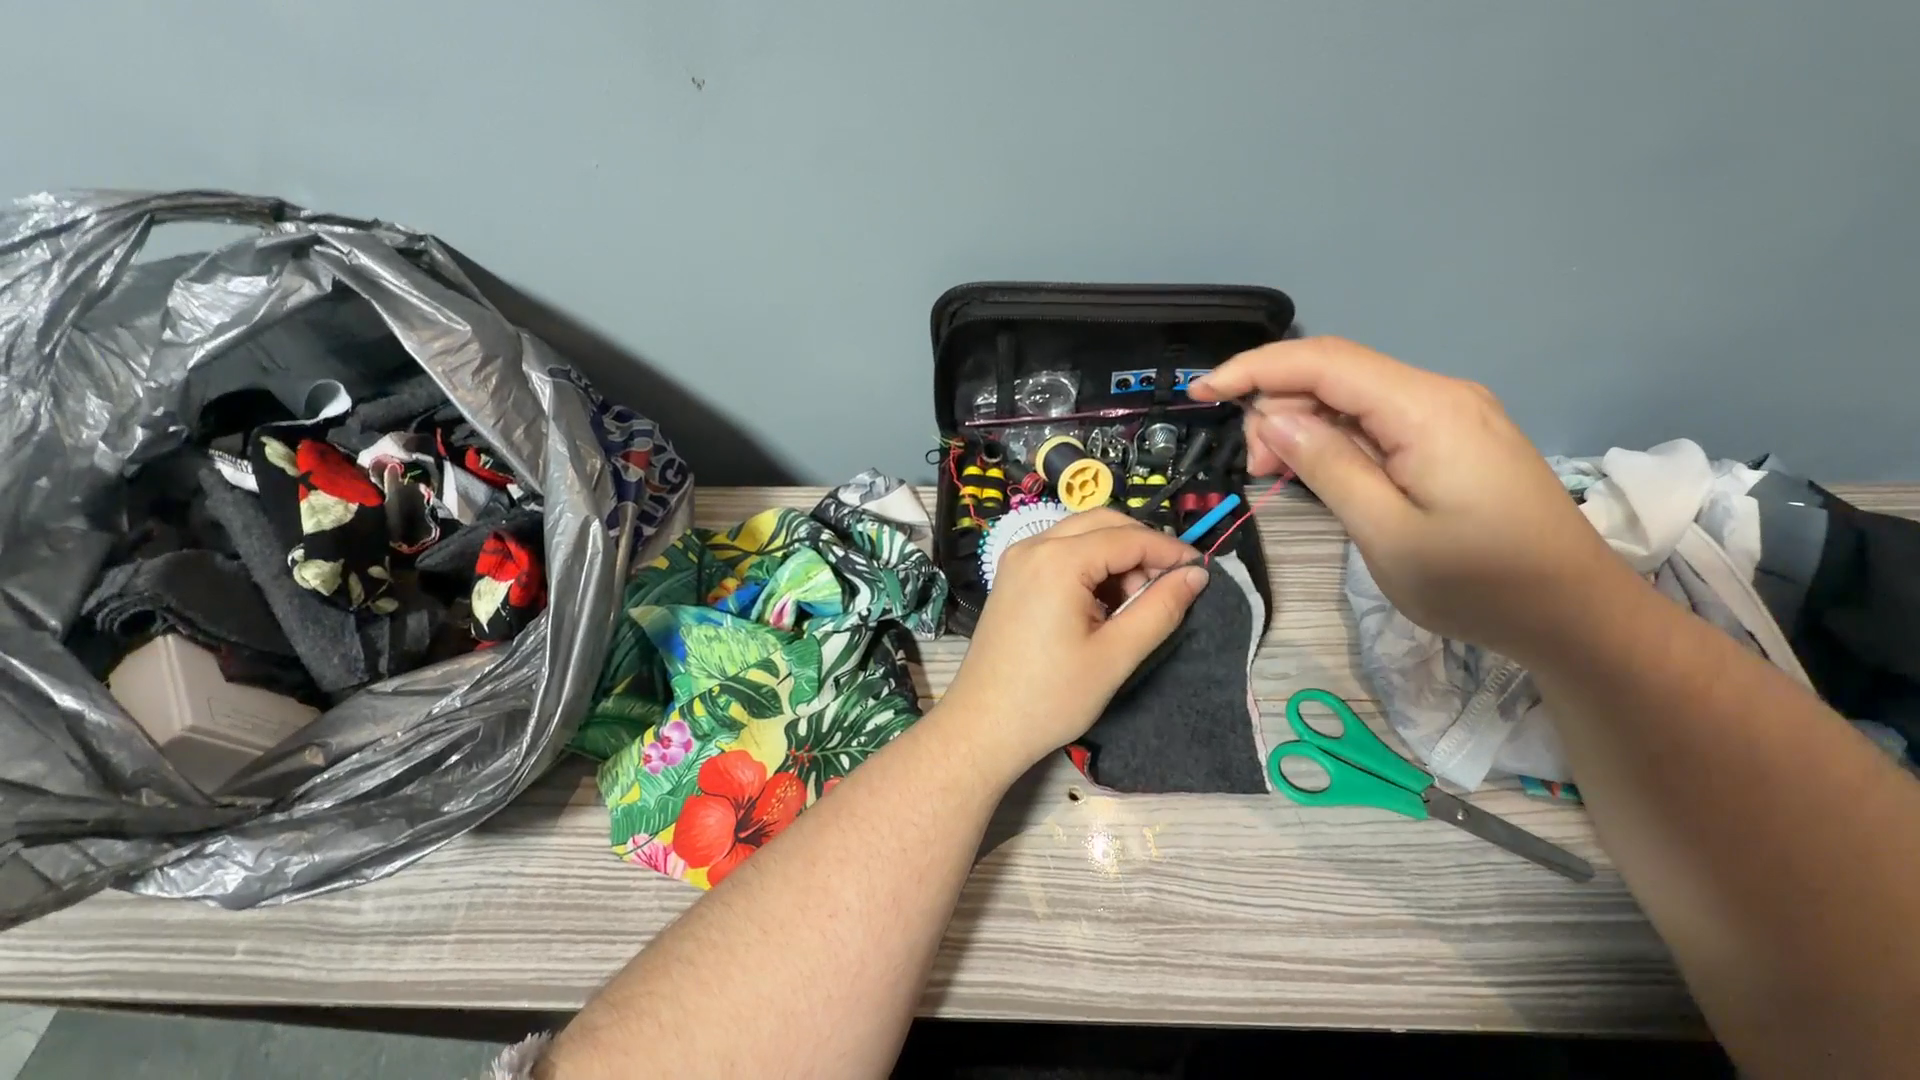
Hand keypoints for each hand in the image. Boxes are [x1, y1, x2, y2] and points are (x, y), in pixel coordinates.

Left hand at [938, 509, 1209, 766]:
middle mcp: (1032, 546)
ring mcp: (1016, 560)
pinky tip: (1101, 608)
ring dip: (1115, 558)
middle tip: (1166, 589)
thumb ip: (1160, 609)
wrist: (982, 726)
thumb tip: (1196, 575)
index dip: (1170, 551)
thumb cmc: (1050, 696)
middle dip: (1141, 548)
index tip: (1202, 572)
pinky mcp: (1011, 578)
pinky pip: (1059, 554)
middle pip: (1102, 523)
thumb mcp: (1115, 655)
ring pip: (1081, 536)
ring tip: (1133, 607)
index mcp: (1057, 560)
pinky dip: (1089, 567)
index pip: (1128, 536)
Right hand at [1188, 337, 1625, 660]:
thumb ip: (1327, 466)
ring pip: (1353, 397)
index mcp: (1425, 409)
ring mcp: (1452, 414)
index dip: (1255, 368)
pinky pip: (1378, 420)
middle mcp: (1440, 395)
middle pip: (1335, 374)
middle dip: (1277, 408)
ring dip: (1304, 427)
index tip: (1202, 392)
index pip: (1323, 361)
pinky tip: (1324, 473)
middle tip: (1257, 471)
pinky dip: (1336, 440)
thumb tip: (1273, 418)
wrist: (1576, 615)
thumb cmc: (1479, 584)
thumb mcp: (1387, 533)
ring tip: (1282, 478)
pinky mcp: (1454, 438)